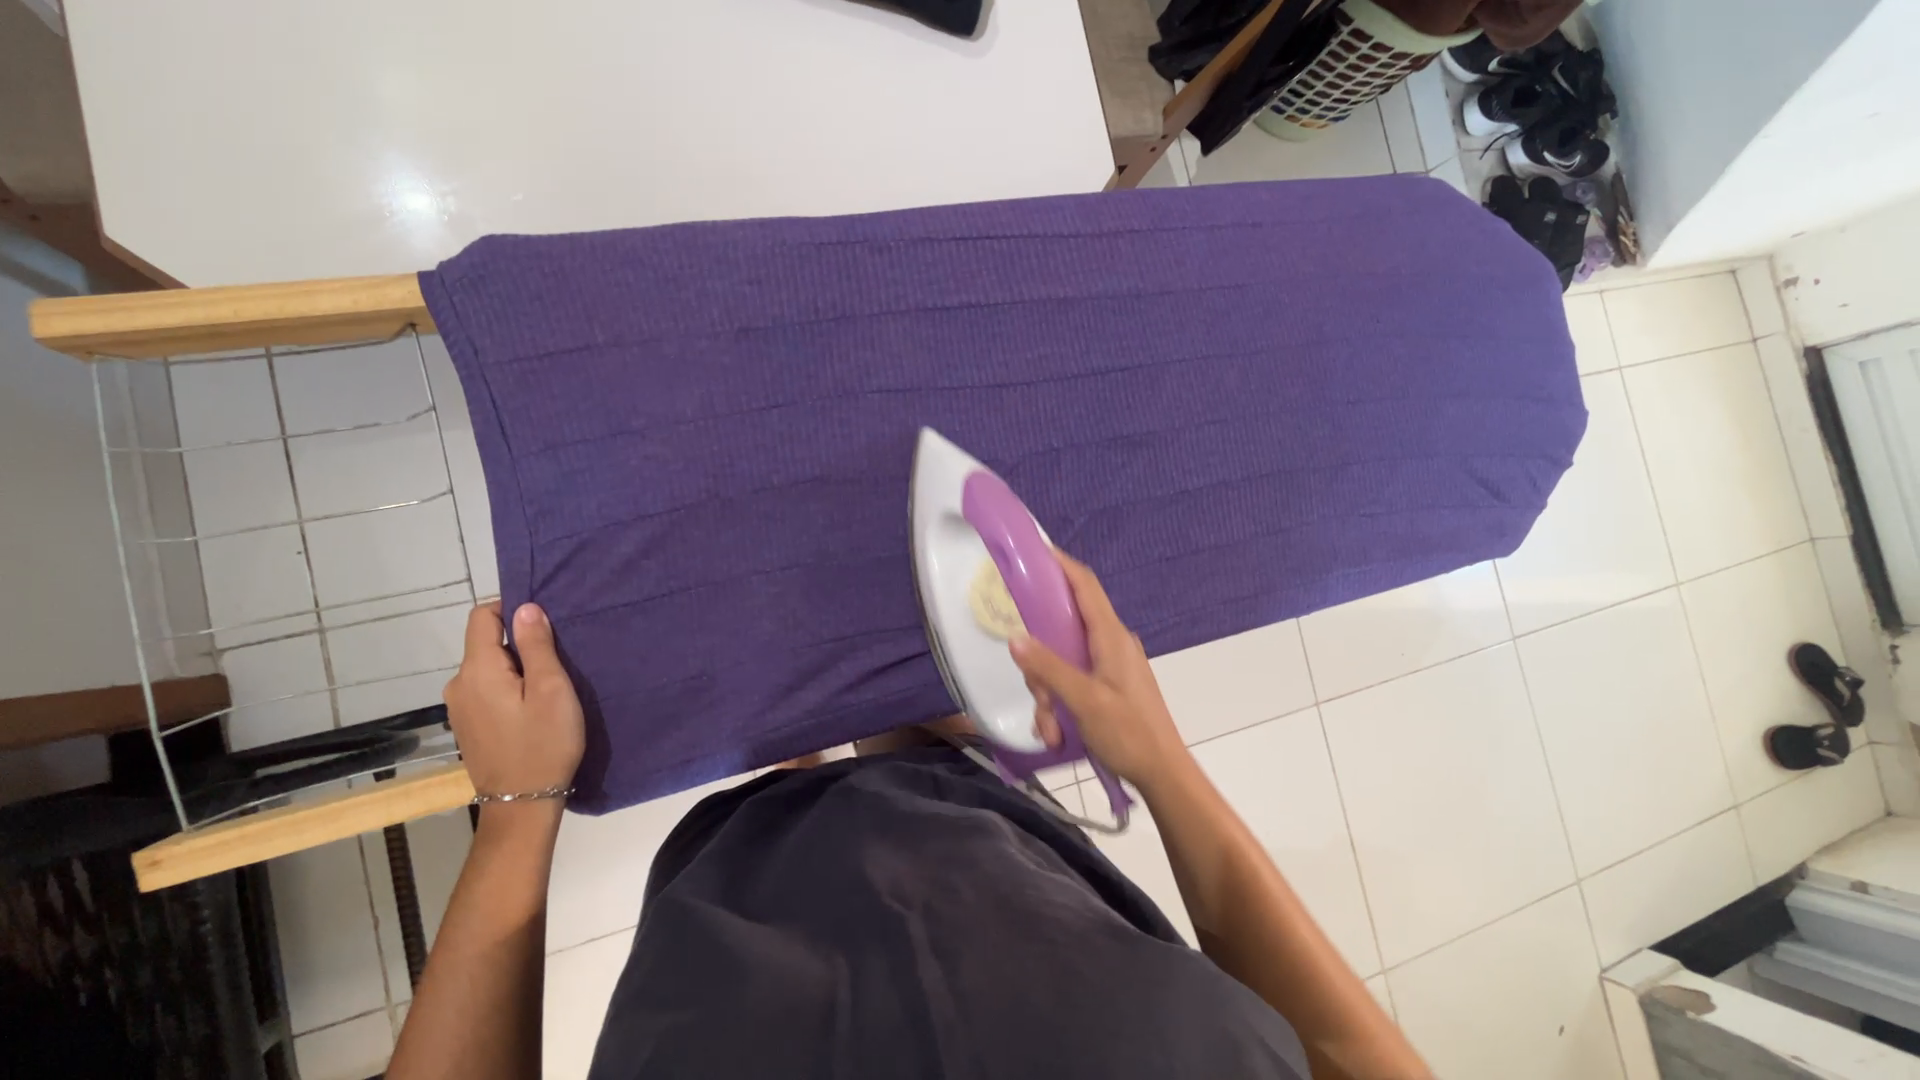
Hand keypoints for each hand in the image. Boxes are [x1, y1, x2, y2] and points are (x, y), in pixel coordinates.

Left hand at [444, 602, 585, 800]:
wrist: (522, 804)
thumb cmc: (543, 743)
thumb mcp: (551, 690)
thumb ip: (537, 646)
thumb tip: (525, 608)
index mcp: (477, 670)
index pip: (482, 616)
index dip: (512, 609)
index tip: (545, 625)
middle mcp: (459, 683)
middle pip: (486, 643)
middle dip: (519, 644)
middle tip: (558, 662)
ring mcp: (460, 707)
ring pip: (489, 668)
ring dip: (516, 668)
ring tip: (548, 688)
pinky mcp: (468, 725)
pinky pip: (487, 690)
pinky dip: (509, 688)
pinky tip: (532, 710)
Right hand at [1008, 552, 1190, 788]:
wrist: (1163, 775)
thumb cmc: (1129, 733)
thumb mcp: (1083, 701)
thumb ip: (1048, 668)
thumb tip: (1015, 637)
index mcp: (1111, 636)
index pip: (1084, 584)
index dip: (1059, 564)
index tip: (1032, 552)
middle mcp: (1110, 644)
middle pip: (1061, 632)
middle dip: (1042, 668)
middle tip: (1041, 699)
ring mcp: (1109, 667)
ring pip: (1061, 665)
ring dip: (1049, 698)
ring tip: (1054, 732)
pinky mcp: (1107, 688)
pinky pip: (1071, 685)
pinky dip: (1061, 709)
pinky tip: (1060, 737)